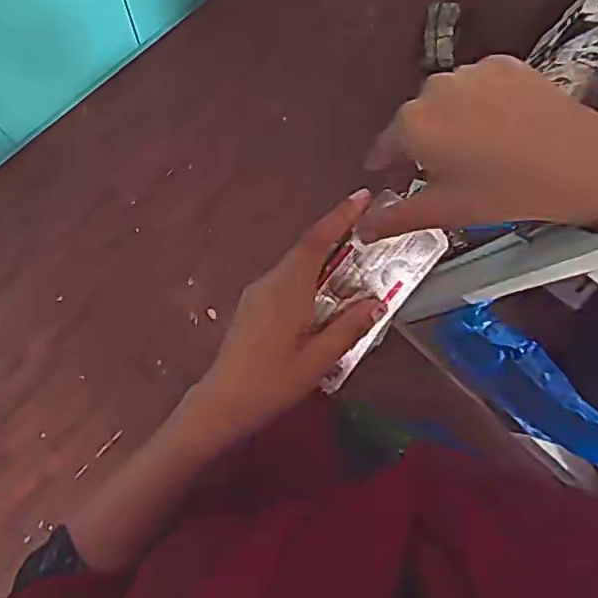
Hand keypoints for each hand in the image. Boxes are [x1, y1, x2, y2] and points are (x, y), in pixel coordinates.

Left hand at [182, 190, 386, 443]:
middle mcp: (271, 281)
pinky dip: (310, 272)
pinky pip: (287, 277)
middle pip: (306, 247)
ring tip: (353, 257)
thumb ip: (347, 328)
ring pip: (296, 262)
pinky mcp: (254, 303)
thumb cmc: (271, 383)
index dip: (340, 216)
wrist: (221, 401)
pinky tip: (324, 290)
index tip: (362, 196)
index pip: (316, 241)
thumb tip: (376, 301)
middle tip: (366, 223)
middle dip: (336, 231)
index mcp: (288, 289)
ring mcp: (258, 291)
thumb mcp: (317, 361)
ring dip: (324, 254)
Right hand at [357, 55, 597, 241]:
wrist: (584, 163)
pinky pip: (478, 84)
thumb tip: (364, 229)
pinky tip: (503, 125)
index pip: (384, 146)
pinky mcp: (501, 64)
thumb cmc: (512, 190)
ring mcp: (469, 72)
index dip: (388, 165)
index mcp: (412, 125)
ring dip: (454, 119)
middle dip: (426, 142)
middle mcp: (434, 90)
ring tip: (483, 148)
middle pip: (416, 120)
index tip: (395, 174)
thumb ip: (396, 218)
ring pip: (447, 99)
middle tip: (452, 170)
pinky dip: (483, 101)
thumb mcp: (448, 211)